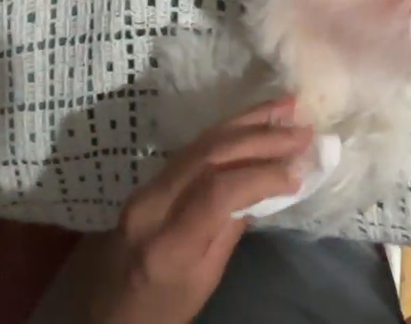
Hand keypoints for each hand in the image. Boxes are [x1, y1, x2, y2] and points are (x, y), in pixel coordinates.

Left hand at [88, 98, 312, 323]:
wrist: (109, 313)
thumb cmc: (163, 309)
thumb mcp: (205, 281)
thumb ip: (231, 227)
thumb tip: (267, 182)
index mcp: (168, 243)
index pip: (217, 191)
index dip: (262, 175)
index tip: (298, 171)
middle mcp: (152, 205)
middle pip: (210, 155)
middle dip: (261, 137)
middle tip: (301, 129)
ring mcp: (147, 186)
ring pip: (201, 141)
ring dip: (248, 121)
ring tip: (285, 107)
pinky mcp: (150, 177)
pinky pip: (194, 146)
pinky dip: (229, 131)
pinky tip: (254, 122)